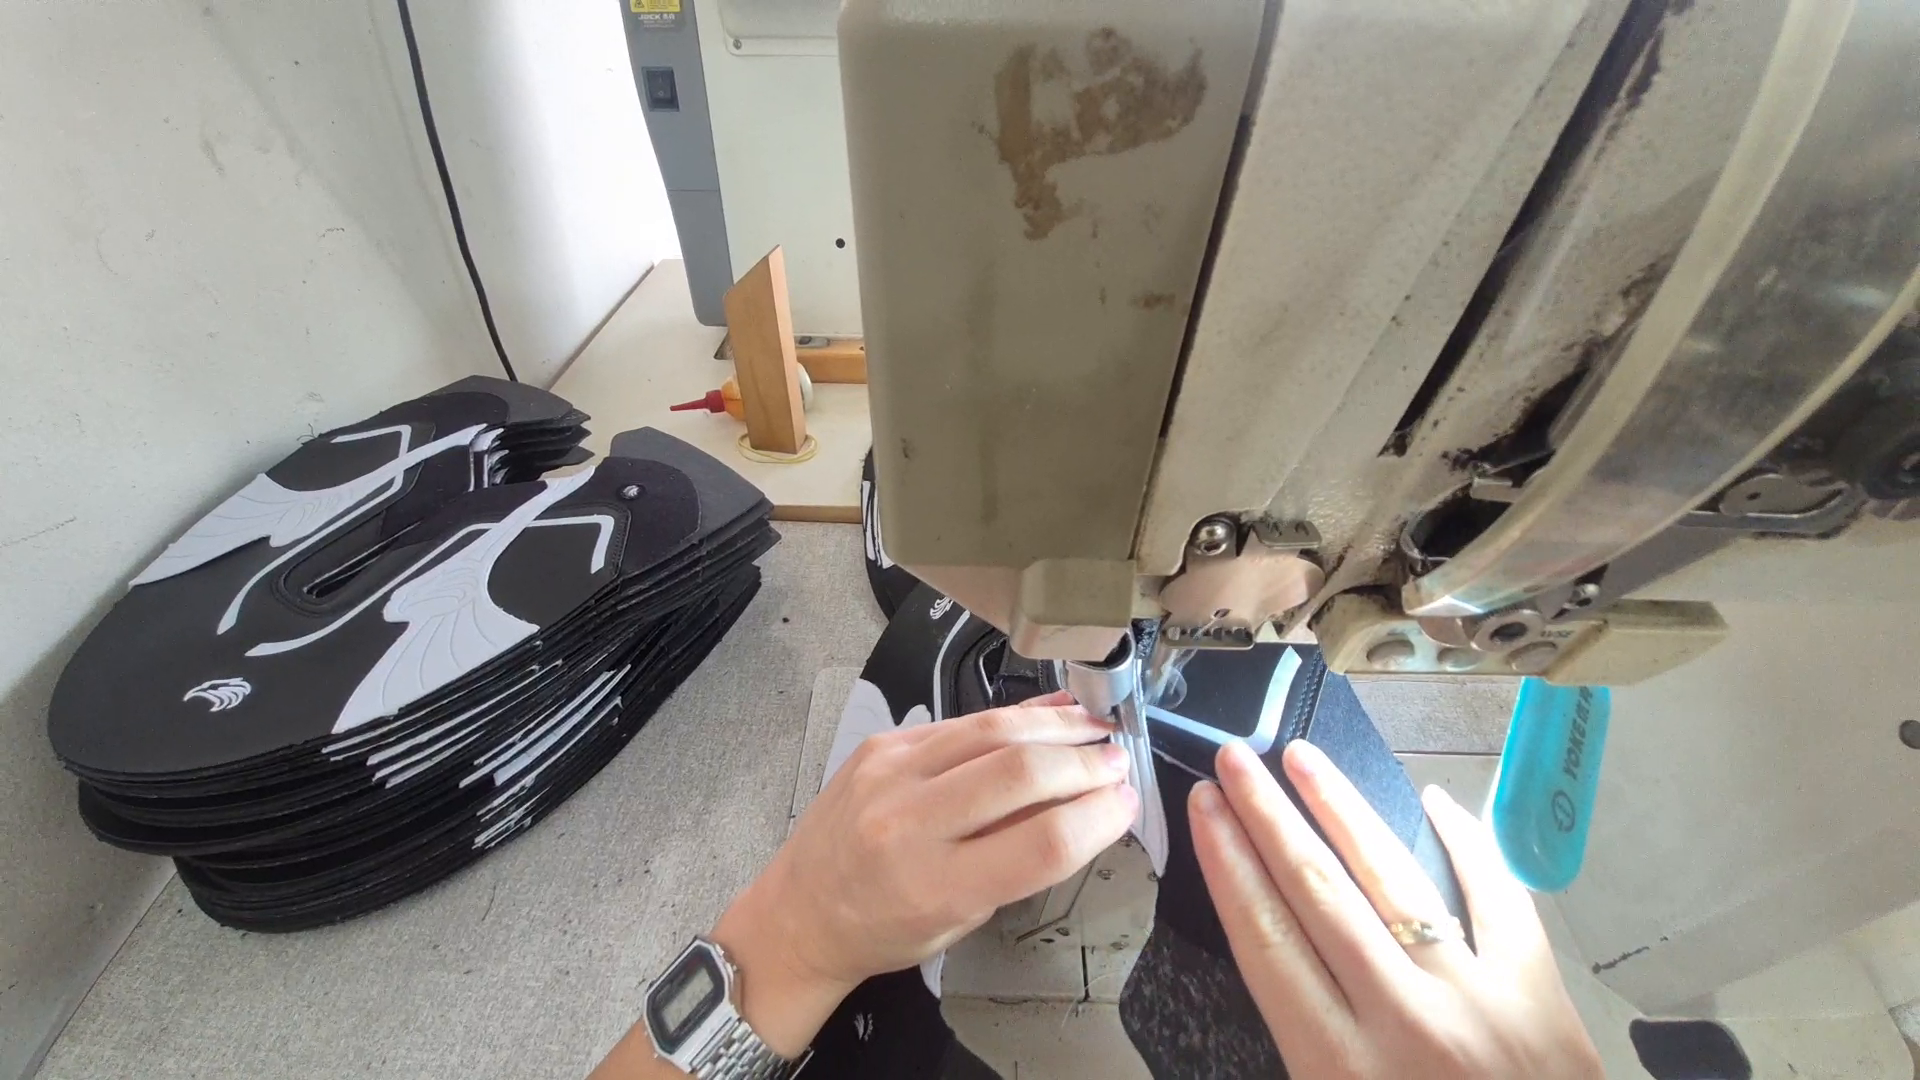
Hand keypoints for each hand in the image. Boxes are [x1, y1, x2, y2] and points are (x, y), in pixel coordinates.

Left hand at [710, 691, 1137, 1054]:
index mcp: (934, 885)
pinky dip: (1011, 716)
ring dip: (1053, 724)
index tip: (1128, 801)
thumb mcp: (960, 918)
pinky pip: (960, 720)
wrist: (801, 909)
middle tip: (1119, 757)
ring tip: (1093, 723)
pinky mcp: (883, 741)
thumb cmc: (884, 928)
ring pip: (991, 729)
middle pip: (1020, 772)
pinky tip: (1044, 713)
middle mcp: (908, 821)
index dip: (1098, 816)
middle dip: (1084, 760)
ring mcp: (890, 771)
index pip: (1040, 842)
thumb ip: (1018, 860)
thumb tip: (1080, 802)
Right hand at [1190, 740, 1601, 1079]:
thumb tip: (1262, 936)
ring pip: (1393, 880)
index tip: (1202, 805)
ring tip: (1301, 756)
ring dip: (1341, 810)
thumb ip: (1292, 1042)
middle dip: (1267, 816)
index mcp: (1338, 1066)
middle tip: (1235, 758)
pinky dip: (1470, 847)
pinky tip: (1434, 798)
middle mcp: (1404, 1021)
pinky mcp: (1545, 1001)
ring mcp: (1480, 1003)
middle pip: (1318, 890)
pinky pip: (1503, 903)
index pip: (1264, 934)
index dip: (1227, 860)